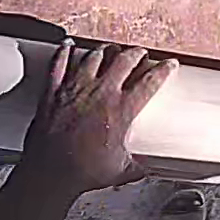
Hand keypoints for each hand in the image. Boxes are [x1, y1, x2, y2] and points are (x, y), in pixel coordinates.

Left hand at [24, 41, 176, 192]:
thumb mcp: (121, 170)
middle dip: (135, 53)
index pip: (150, 82)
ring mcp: (76, 89)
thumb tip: (145, 169)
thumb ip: (137, 166)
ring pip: (94, 57)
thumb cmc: (85, 171)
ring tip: (111, 49)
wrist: (51, 172)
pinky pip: (58, 64)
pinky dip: (64, 53)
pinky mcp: (53, 92)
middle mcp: (101, 93)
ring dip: (105, 50)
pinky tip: (68, 47)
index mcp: (122, 110)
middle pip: (123, 60)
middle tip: (140, 53)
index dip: (163, 69)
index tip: (169, 64)